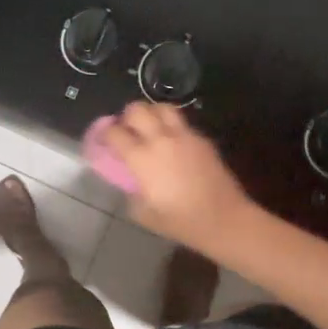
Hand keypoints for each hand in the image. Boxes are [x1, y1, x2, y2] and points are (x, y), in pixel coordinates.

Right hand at [100, 103, 254, 252]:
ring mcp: (184, 136)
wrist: (223, 219)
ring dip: (151, 113)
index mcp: (141, 158)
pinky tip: (173, 143)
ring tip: (150, 127)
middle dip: (127, 116)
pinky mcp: (202, 139)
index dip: (105, 133)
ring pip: (162, 107)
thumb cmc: (180, 221)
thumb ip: (130, 191)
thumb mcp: (143, 214)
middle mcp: (161, 139)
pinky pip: (182, 122)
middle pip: (137, 109)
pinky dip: (172, 126)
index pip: (115, 132)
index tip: (104, 140)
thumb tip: (129, 181)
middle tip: (127, 130)